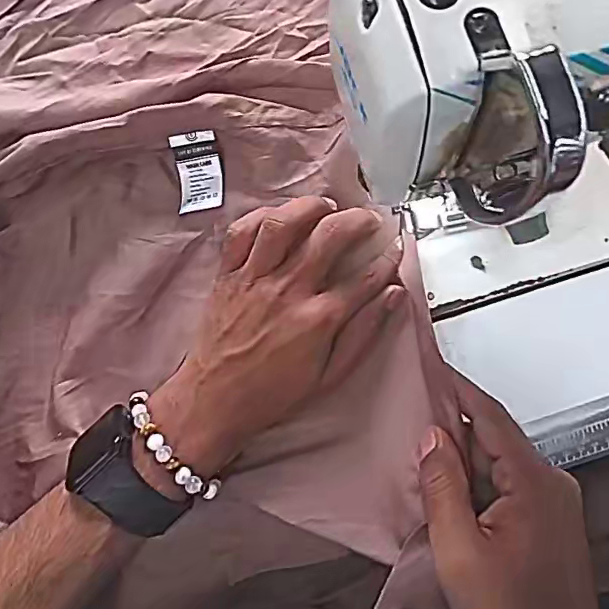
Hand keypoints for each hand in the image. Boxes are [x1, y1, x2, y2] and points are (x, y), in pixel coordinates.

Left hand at [149, 196, 405, 477]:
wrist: (213, 401)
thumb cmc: (270, 393)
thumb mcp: (329, 376)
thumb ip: (364, 334)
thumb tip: (392, 298)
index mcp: (317, 320)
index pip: (364, 277)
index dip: (387, 259)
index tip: (395, 248)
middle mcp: (287, 292)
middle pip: (329, 237)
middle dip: (357, 220)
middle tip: (368, 220)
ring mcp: (254, 279)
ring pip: (283, 224)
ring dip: (309, 207)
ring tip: (326, 206)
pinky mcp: (228, 275)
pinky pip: (241, 233)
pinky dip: (261, 216)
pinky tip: (279, 216)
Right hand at [419, 369, 608, 608]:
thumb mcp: (458, 552)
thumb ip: (443, 485)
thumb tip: (432, 435)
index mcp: (536, 483)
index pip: (491, 416)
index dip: (458, 389)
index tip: (430, 367)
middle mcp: (553, 485)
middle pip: (495, 440)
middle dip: (453, 433)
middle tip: (409, 426)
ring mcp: (556, 507)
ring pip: (499, 466)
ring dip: (463, 465)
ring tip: (421, 466)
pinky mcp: (551, 527)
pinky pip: (508, 489)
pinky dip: (478, 487)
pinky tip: (449, 499)